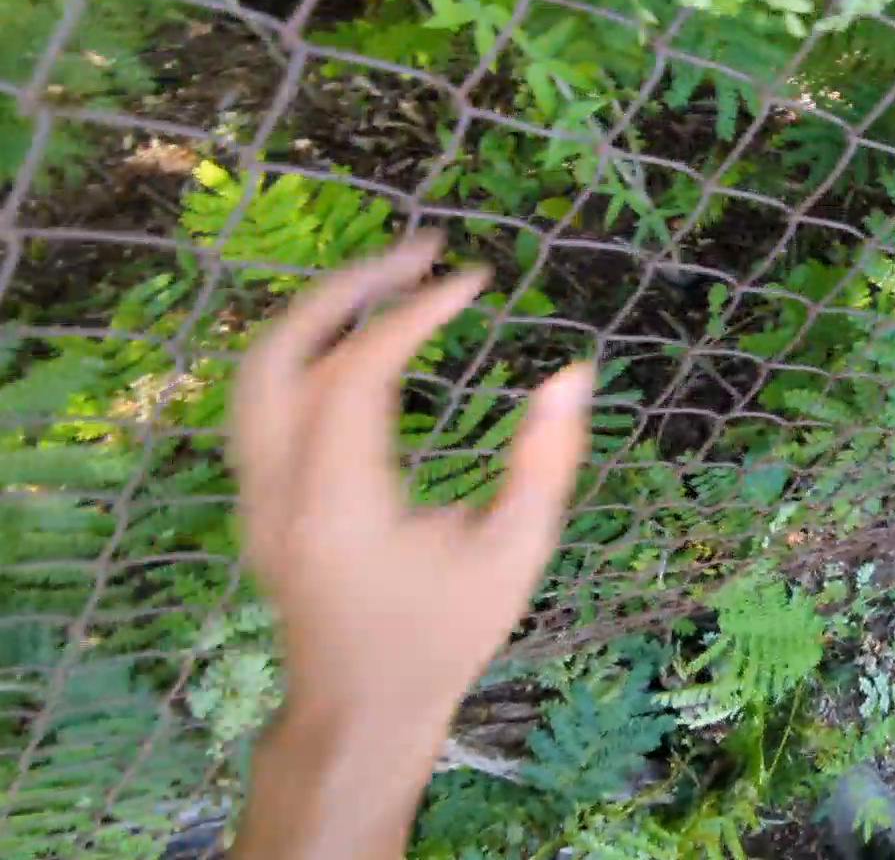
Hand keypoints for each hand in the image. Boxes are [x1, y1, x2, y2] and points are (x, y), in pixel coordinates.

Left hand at [231, 234, 592, 723]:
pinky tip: (372, 340)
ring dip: (324, 313)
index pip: (357, 375)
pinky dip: (317, 349)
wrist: (365, 704)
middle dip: (347, 288)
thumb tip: (574, 372)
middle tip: (423, 253)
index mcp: (340, 504)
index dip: (415, 314)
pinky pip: (270, 400)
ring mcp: (256, 495)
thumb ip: (548, 459)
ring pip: (257, 374)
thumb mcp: (520, 549)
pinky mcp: (263, 499)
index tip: (475, 281)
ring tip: (398, 280)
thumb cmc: (450, 630)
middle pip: (274, 355)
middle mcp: (277, 490)